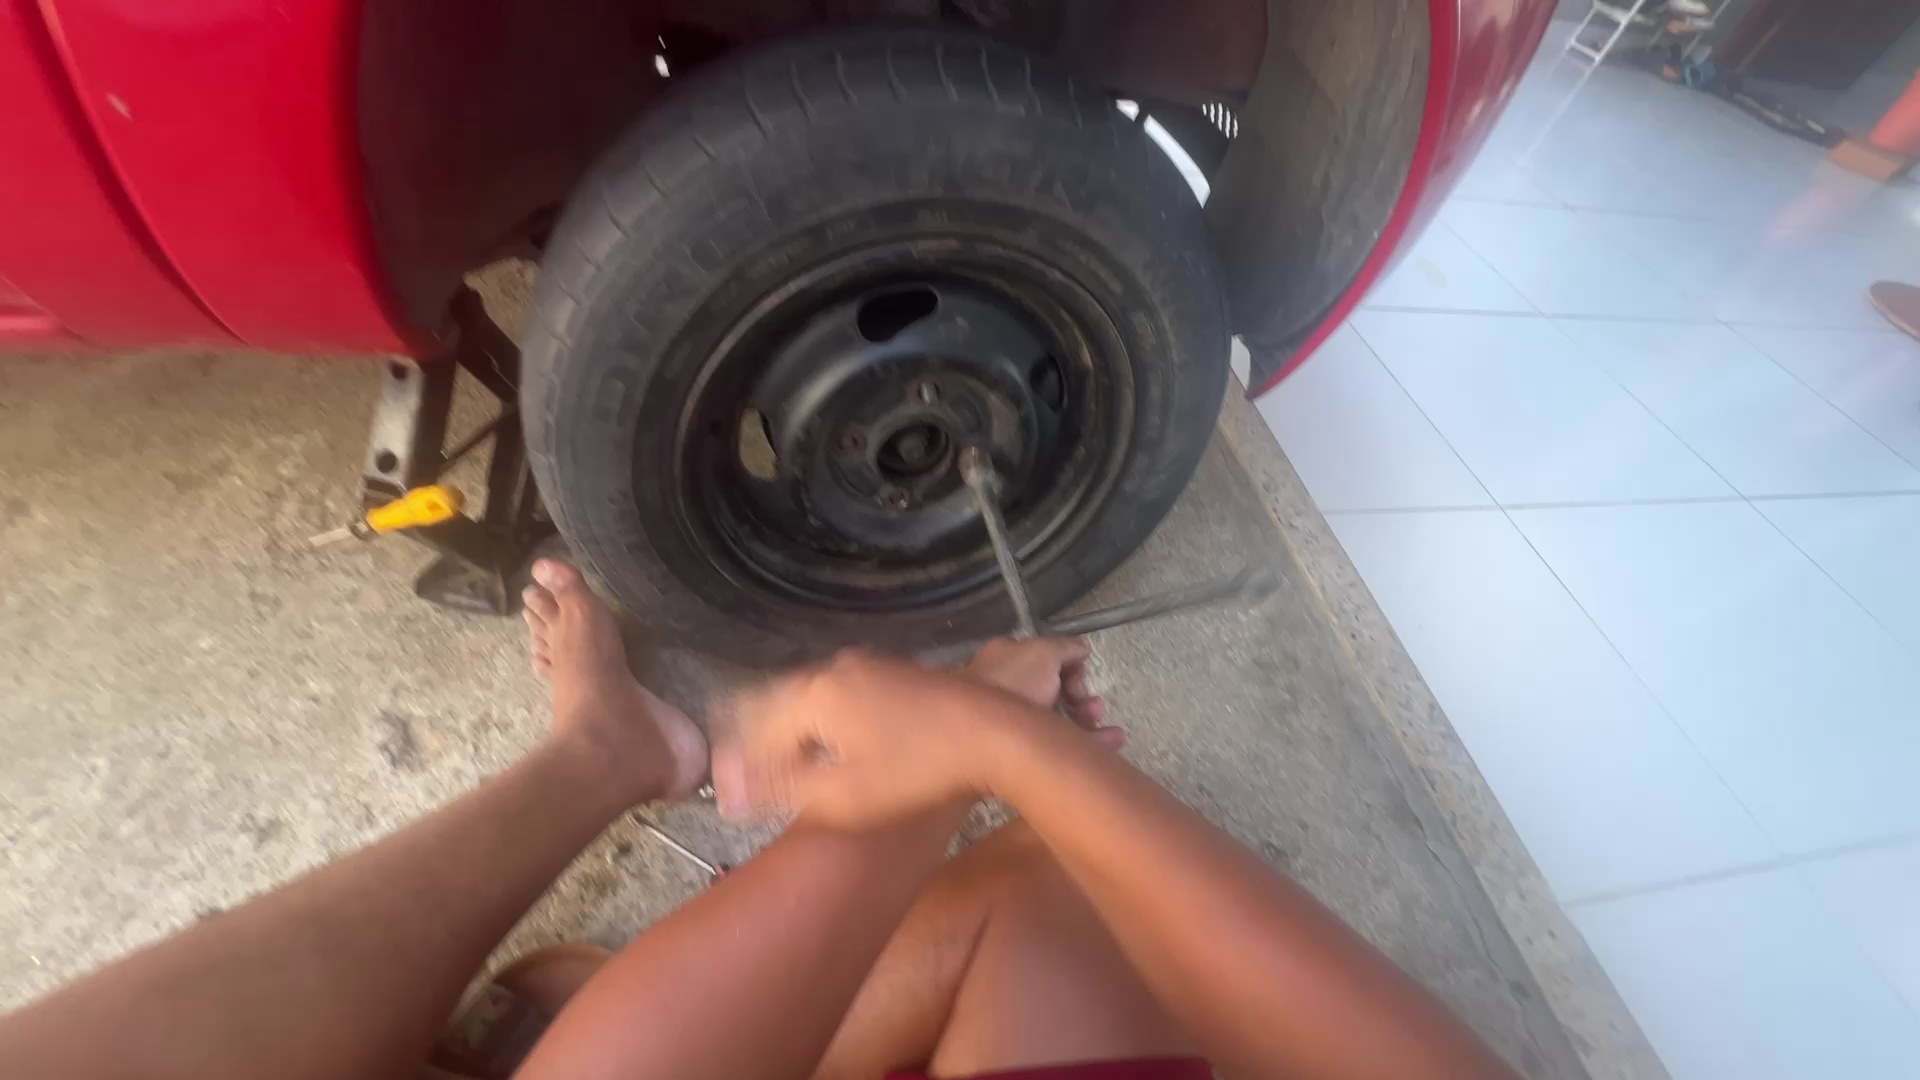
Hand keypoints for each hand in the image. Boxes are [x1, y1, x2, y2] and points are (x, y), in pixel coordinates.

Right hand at [711, 650, 1015, 826]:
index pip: (758, 730)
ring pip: (813, 699)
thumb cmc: (917, 770)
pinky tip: (841, 750)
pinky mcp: (894, 671)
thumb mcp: (845, 794)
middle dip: (768, 748)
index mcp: (817, 693)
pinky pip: (842, 694)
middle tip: (764, 791)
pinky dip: (830, 722)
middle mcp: (836, 668)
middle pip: (782, 707)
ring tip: (799, 776)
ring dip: (799, 735)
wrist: (995, 734)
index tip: (738, 804)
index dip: (746, 770)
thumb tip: (732, 793)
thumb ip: (783, 790)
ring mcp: (869, 664)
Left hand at [965, 636, 1121, 748]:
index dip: (1069, 669)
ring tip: (1109, 731)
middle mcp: (1011, 690)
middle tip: (1094, 708)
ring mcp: (1016, 723)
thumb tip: (1082, 649)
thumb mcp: (1042, 652)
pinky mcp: (1025, 753)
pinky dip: (1089, 743)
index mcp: (1008, 661)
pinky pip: (1062, 745)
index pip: (1044, 661)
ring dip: (1090, 722)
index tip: (1078, 679)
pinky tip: (1112, 741)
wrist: (985, 740)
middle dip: (1083, 700)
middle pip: (1056, 694)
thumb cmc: (1012, 687)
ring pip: (1061, 721)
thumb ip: (1065, 648)